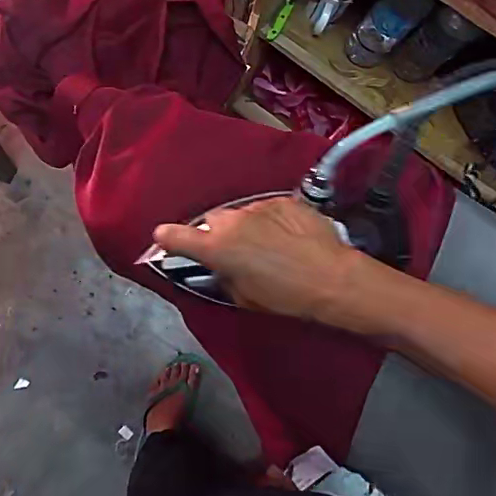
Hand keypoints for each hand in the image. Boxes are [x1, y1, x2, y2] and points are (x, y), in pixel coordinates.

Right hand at [152, 197, 373, 323]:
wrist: (330, 276)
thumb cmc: (285, 295)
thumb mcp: (243, 296)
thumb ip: (224, 275)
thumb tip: (223, 266)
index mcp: (215, 247)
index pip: (176, 236)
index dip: (168, 238)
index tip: (165, 237)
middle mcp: (232, 220)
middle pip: (213, 220)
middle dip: (217, 233)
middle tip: (233, 249)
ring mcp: (259, 206)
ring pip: (242, 213)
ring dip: (247, 225)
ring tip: (266, 242)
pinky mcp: (284, 200)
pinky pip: (269, 209)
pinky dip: (272, 219)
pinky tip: (287, 234)